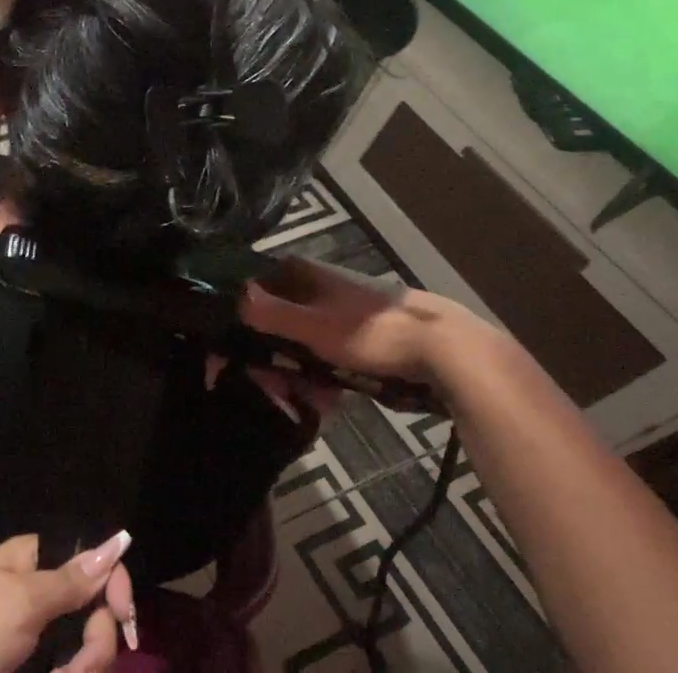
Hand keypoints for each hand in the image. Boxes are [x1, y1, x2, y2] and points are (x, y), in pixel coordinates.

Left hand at [0, 532, 134, 672]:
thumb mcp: (21, 600)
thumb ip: (72, 579)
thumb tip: (116, 541)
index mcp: (37, 561)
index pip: (96, 563)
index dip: (116, 588)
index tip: (123, 617)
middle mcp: (43, 594)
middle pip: (97, 615)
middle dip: (94, 646)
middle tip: (72, 667)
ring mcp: (37, 634)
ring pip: (85, 651)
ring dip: (79, 669)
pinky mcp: (33, 665)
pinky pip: (67, 668)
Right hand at [240, 258, 499, 384]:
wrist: (448, 352)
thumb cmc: (374, 334)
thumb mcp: (313, 326)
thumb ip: (268, 314)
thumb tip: (228, 298)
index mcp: (299, 272)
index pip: (248, 289)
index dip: (235, 322)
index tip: (229, 358)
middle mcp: (314, 285)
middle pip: (272, 320)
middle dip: (270, 359)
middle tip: (276, 392)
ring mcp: (337, 309)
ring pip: (297, 341)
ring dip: (296, 374)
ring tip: (308, 404)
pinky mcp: (357, 334)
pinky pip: (323, 355)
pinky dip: (321, 377)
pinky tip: (329, 401)